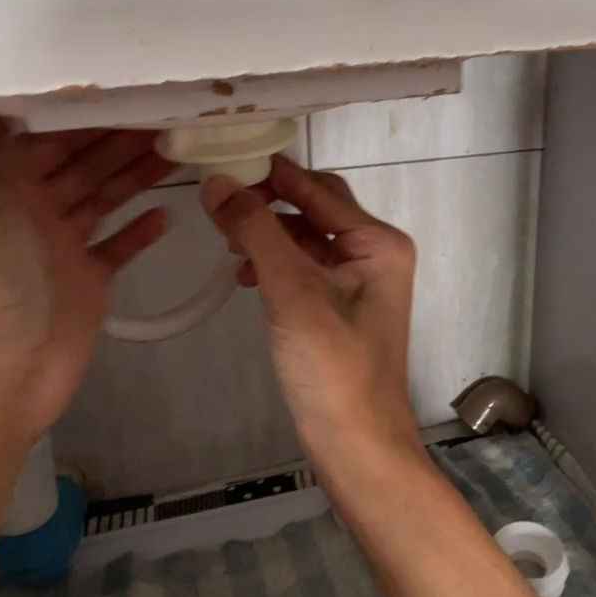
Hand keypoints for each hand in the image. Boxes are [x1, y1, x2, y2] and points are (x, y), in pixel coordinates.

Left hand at [0, 116, 173, 437]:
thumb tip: (2, 90)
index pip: (48, 136)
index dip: (86, 115)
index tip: (129, 91)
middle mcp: (29, 209)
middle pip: (81, 163)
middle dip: (119, 140)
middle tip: (168, 115)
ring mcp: (61, 247)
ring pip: (104, 198)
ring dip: (136, 176)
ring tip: (177, 151)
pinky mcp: (88, 281)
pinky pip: (117, 247)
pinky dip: (139, 231)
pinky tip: (166, 213)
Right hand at [200, 156, 419, 452]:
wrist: (356, 444)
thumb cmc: (332, 367)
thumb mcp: (292, 292)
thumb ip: (257, 231)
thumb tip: (217, 182)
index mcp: (378, 242)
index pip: (318, 189)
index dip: (273, 172)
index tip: (226, 152)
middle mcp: (375, 253)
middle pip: (315, 209)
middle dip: (268, 202)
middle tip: (218, 196)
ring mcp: (360, 282)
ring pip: (306, 239)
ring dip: (268, 233)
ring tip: (225, 236)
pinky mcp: (340, 308)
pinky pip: (303, 268)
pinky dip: (274, 263)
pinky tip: (244, 274)